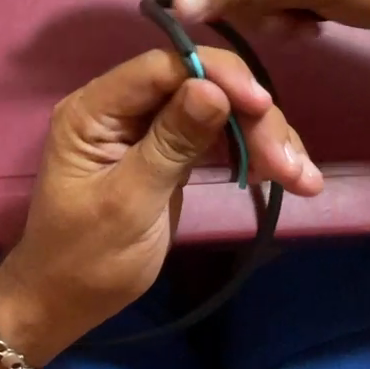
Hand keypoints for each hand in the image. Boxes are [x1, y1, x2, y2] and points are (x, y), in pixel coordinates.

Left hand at [0, 47, 321, 363]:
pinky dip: (251, 154)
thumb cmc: (86, 257)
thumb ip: (169, 144)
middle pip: (196, 85)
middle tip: (290, 166)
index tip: (262, 106)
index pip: (160, 68)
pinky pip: (215, 138)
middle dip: (249, 117)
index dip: (215, 75)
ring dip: (261, 138)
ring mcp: (145, 129)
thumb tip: (211, 89)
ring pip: (214, 110)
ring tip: (301, 179)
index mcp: (93, 110)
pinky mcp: (167, 152)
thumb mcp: (129, 203)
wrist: (67, 301)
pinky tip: (284, 177)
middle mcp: (119, 109)